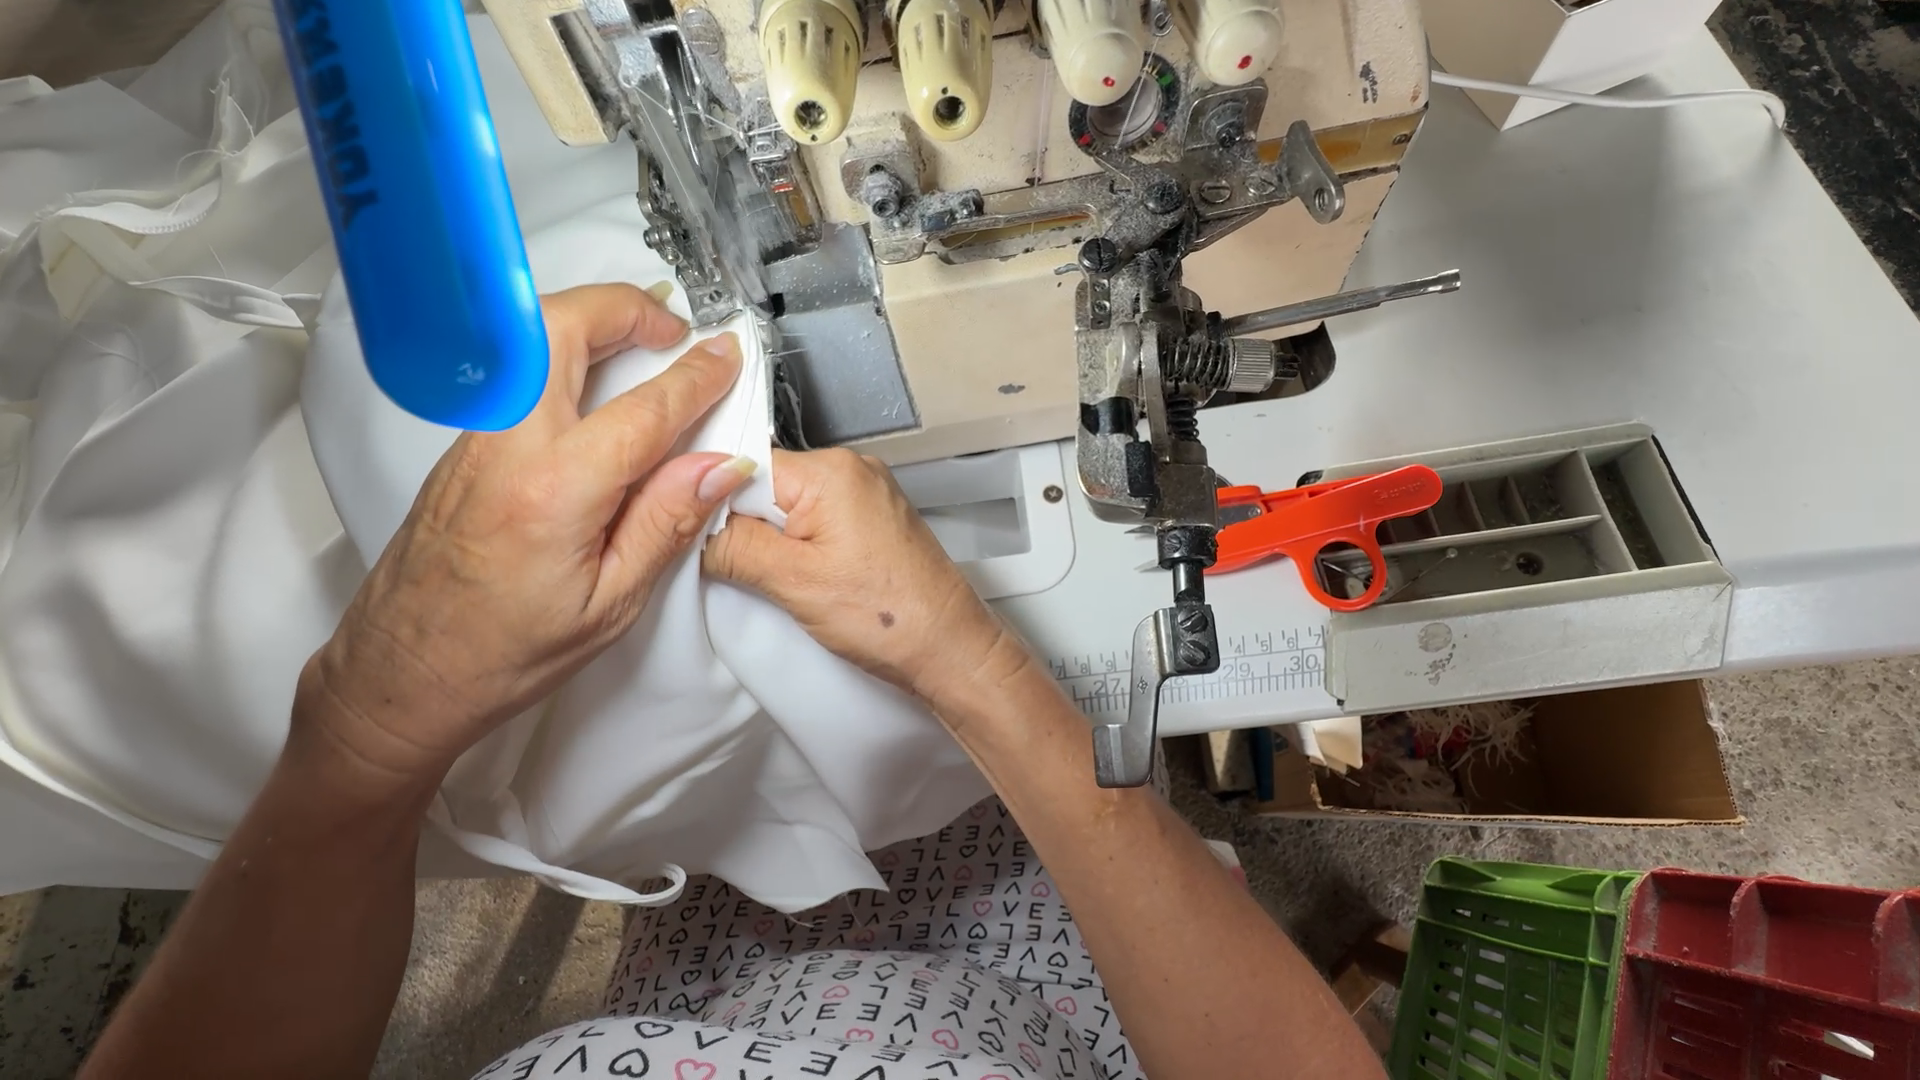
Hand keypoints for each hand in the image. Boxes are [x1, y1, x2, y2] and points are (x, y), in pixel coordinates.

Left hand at [299, 283, 754, 793]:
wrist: (402, 675)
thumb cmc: (504, 653)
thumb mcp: (612, 603)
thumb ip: (668, 522)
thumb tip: (719, 467)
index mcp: (555, 490)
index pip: (645, 409)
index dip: (697, 377)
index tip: (728, 355)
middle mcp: (506, 448)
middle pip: (561, 328)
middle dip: (625, 307)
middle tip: (676, 327)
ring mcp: (476, 441)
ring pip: (533, 341)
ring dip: (593, 324)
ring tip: (647, 344)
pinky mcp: (465, 449)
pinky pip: (522, 375)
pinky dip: (567, 356)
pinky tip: (602, 388)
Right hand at [703, 448, 1031, 712]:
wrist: (948, 647)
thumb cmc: (891, 616)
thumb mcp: (794, 582)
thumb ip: (734, 546)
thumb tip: (691, 526)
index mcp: (832, 470)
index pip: (744, 463)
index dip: (713, 499)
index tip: (695, 535)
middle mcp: (851, 470)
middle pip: (764, 482)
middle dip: (743, 523)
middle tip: (741, 567)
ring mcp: (864, 494)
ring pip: (788, 504)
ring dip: (770, 538)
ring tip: (780, 578)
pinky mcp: (869, 520)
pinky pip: (815, 519)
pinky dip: (797, 545)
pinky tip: (801, 576)